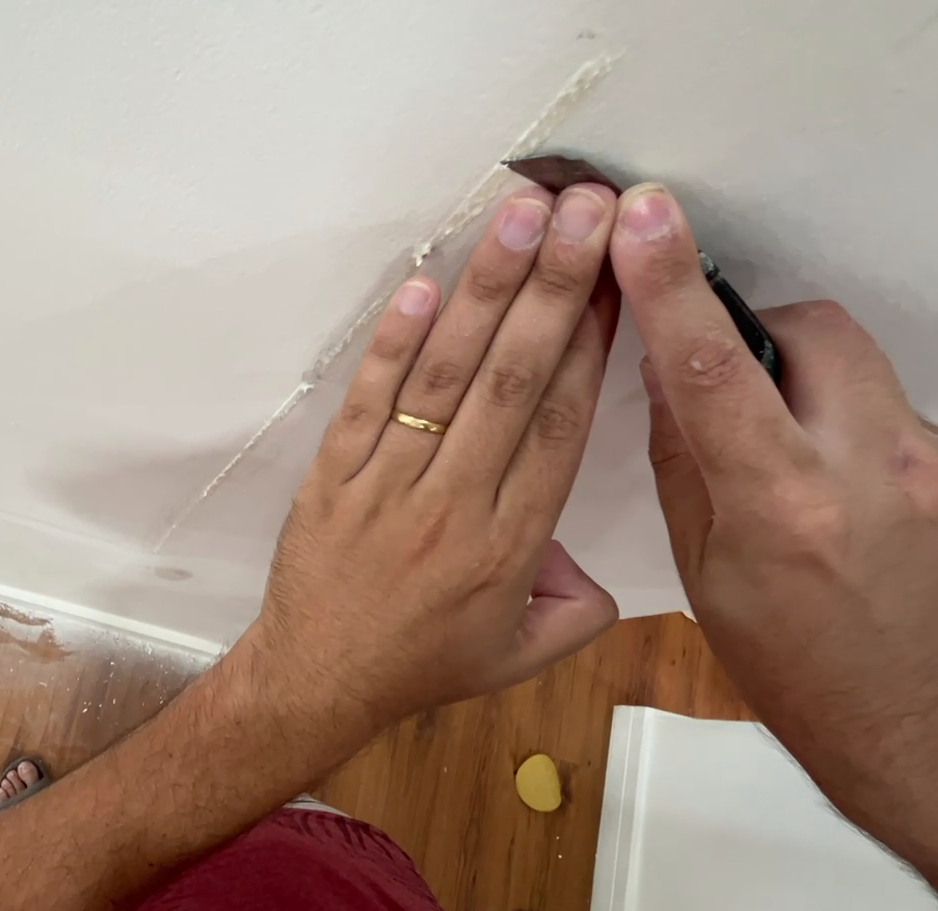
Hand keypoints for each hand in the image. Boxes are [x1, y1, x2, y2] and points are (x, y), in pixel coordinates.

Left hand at [240, 182, 623, 724]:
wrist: (319, 678)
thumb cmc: (420, 665)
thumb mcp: (519, 656)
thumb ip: (580, 611)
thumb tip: (592, 560)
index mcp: (512, 543)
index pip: (563, 424)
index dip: (594, 342)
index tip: (617, 272)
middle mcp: (456, 502)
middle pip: (515, 381)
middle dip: (555, 287)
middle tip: (586, 205)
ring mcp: (387, 485)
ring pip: (444, 377)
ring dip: (485, 292)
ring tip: (520, 215)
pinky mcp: (331, 478)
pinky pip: (367, 402)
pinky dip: (392, 344)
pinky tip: (423, 284)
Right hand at [605, 184, 937, 804]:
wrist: (935, 738)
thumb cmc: (792, 672)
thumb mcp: (706, 578)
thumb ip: (688, 471)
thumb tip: (669, 388)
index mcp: (783, 506)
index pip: (713, 370)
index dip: (670, 286)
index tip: (644, 218)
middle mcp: (875, 469)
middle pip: (812, 332)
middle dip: (756, 330)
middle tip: (721, 376)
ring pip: (857, 369)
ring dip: (802, 384)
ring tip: (781, 456)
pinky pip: (894, 415)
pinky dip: (848, 430)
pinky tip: (840, 499)